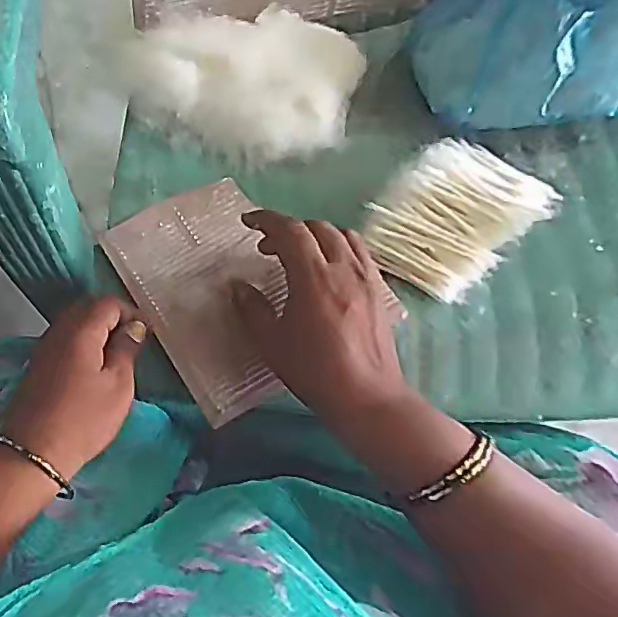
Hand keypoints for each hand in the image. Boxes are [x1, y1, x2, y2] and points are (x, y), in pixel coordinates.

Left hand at [0, 296, 147, 476]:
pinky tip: (91, 367)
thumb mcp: (118, 386)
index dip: (130, 312)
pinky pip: (62, 340)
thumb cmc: (84, 419)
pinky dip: (80, 343)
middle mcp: (58, 331)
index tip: (146, 333)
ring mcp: (43, 347)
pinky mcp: (36, 364)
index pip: (107, 303)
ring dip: (94, 331)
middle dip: (111, 318)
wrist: (35, 450)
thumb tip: (134, 327)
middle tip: (131, 342)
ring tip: (114, 357)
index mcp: (80, 331)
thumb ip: (126, 350)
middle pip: (87, 308)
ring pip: (72, 323)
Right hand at [232, 210, 417, 425]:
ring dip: (317, 235)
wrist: (366, 396)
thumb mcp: (270, 341)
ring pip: (343, 237)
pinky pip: (360, 254)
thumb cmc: (313, 369)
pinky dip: (338, 249)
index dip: (267, 220)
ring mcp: (367, 279)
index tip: (248, 222)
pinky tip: (327, 272)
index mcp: (314, 277)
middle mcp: (344, 269)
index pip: (291, 231)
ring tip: (299, 255)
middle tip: (267, 247)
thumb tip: (238, 285)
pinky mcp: (379, 292)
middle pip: (318, 228)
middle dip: (289, 229)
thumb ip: (252, 308)